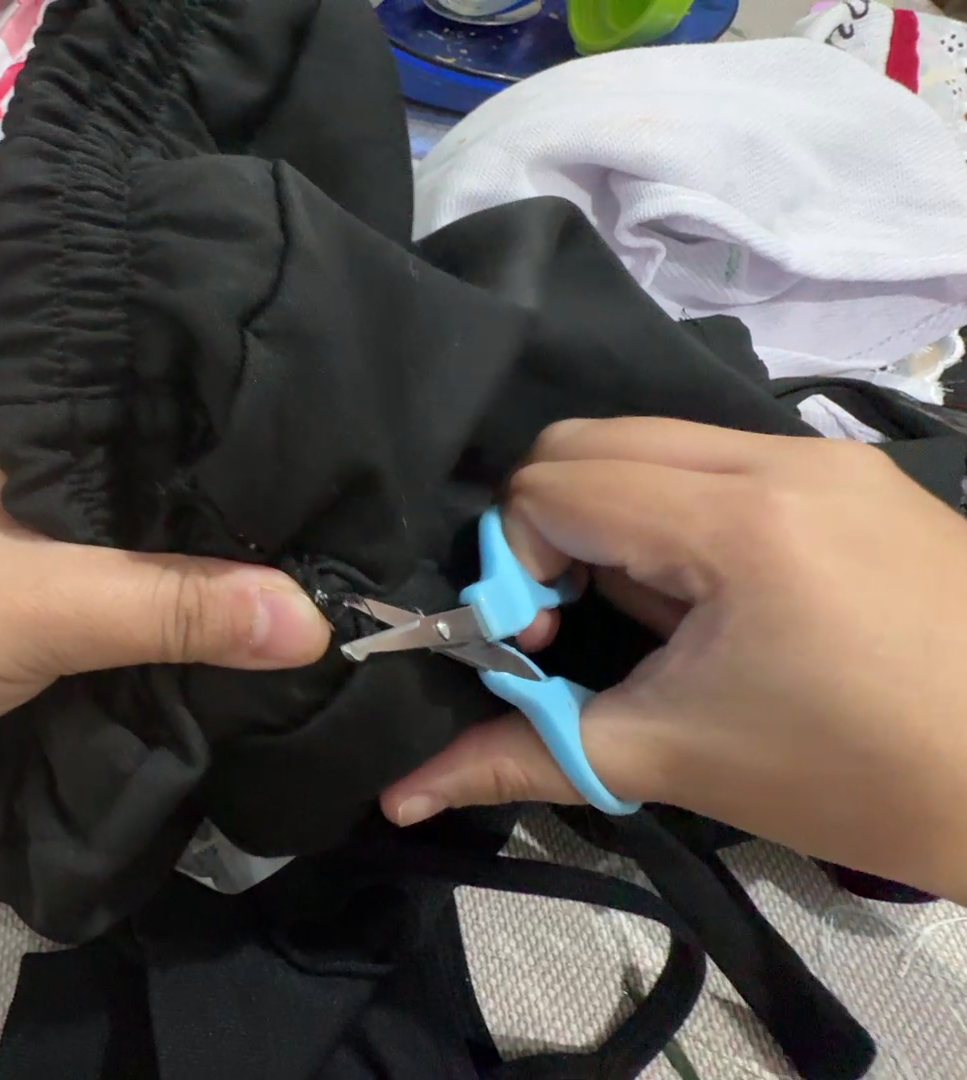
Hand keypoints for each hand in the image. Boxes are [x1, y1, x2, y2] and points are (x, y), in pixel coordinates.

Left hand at [0, 385, 331, 771]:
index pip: (147, 380)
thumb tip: (316, 620)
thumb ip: (168, 607)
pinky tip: (226, 588)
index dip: (235, 404)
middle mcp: (22, 446)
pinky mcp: (23, 572)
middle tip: (338, 494)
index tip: (329, 428)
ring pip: (133, 514)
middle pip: (148, 455)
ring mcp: (20, 511)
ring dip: (195, 538)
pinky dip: (160, 580)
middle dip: (225, 483)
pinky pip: (113, 564)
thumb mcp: (34, 608)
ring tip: (305, 536)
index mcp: (13, 410)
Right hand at [382, 418, 966, 900]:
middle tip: (567, 612)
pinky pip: (686, 458)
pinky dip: (644, 511)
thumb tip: (396, 796)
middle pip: (574, 444)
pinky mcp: (838, 474)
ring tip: (628, 603)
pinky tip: (683, 589)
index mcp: (738, 523)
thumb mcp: (668, 760)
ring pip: (627, 442)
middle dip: (538, 528)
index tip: (543, 642)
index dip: (511, 565)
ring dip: (590, 517)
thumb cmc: (868, 776)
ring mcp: (816, 458)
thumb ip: (514, 758)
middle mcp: (775, 460)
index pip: (547, 490)